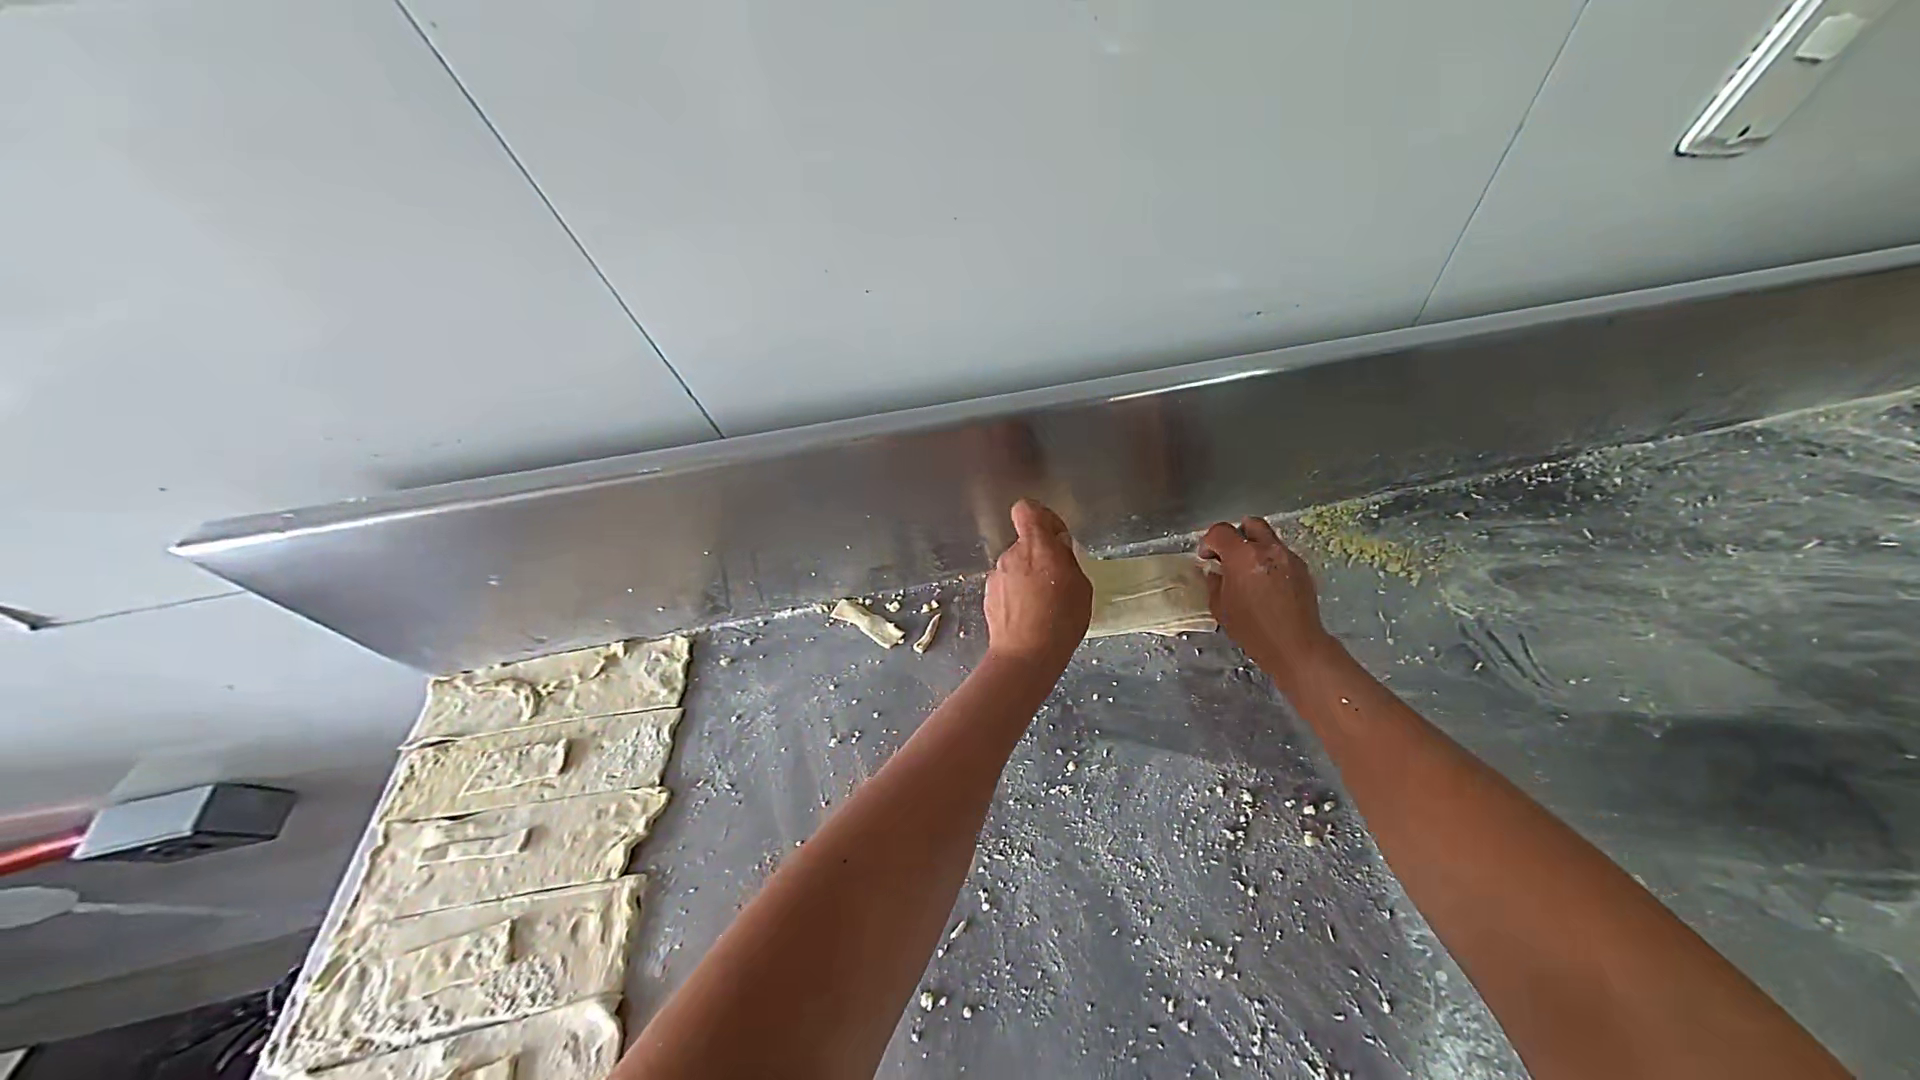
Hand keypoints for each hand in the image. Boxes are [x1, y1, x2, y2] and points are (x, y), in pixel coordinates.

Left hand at [984, 499, 1092, 669]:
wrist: (1025, 655)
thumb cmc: (1060, 620)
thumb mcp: (1081, 586)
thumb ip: (1067, 560)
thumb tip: (1058, 549)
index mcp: (1036, 546)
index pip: (1027, 509)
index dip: (1042, 517)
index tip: (1055, 536)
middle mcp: (1011, 555)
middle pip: (1024, 543)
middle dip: (1039, 556)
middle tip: (1056, 581)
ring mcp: (996, 576)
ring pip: (1015, 566)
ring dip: (1027, 577)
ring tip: (1043, 604)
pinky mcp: (988, 596)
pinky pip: (1006, 586)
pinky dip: (1016, 595)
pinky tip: (1029, 615)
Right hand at [1199, 516, 1333, 681]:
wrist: (1295, 644)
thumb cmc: (1252, 628)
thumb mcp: (1220, 607)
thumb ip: (1214, 583)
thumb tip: (1215, 572)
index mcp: (1242, 556)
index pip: (1220, 531)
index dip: (1208, 541)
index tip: (1206, 557)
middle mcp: (1268, 549)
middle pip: (1251, 524)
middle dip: (1236, 535)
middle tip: (1228, 554)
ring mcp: (1288, 558)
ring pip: (1268, 539)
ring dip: (1254, 548)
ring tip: (1247, 571)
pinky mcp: (1302, 569)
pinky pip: (1281, 555)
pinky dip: (1269, 561)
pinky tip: (1265, 583)